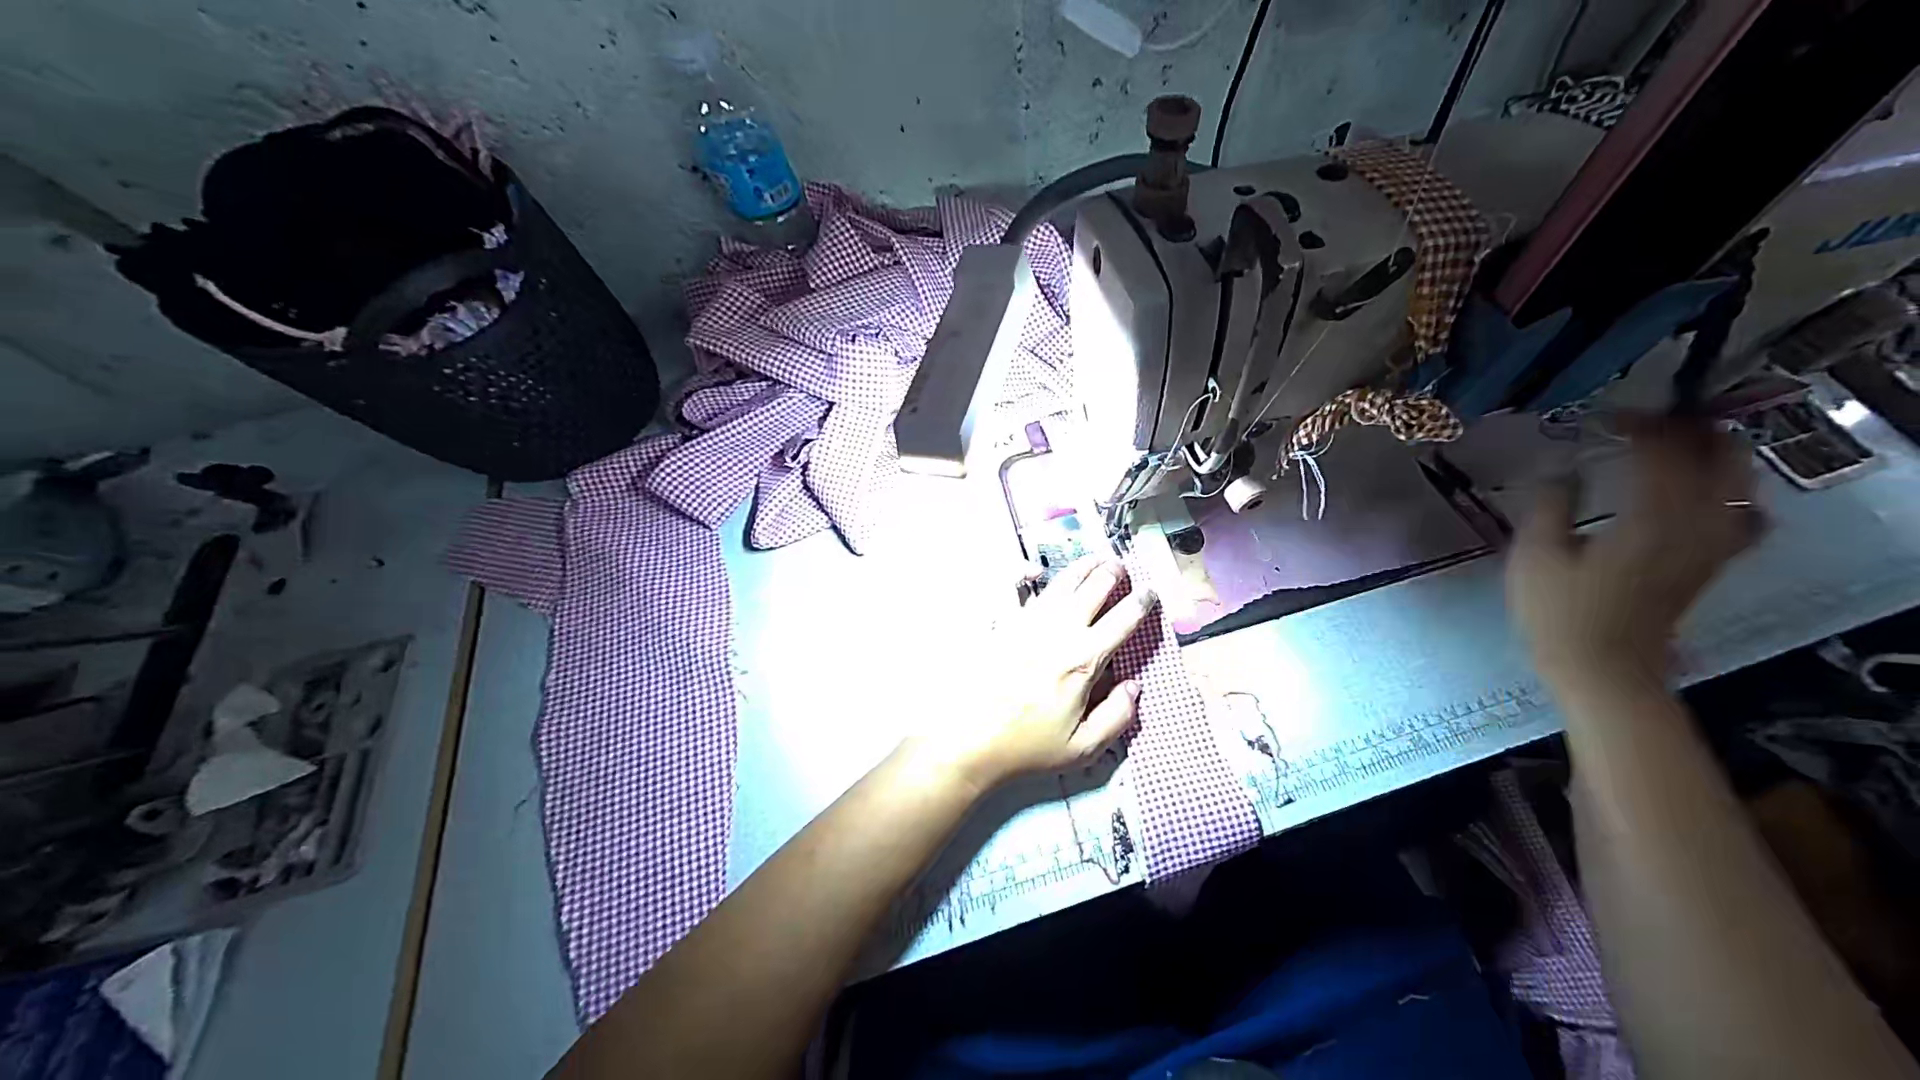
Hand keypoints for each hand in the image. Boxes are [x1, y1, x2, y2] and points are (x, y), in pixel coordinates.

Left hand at [915, 556, 1156, 793]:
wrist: (967, 739)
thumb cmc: (1024, 747)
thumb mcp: (1082, 748)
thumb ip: (1116, 717)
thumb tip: (1133, 688)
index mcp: (1082, 661)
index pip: (1122, 621)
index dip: (1141, 602)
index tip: (1149, 592)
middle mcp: (1057, 632)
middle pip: (1092, 589)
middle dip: (1111, 573)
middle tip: (1120, 567)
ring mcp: (1026, 623)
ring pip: (1060, 583)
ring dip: (1081, 567)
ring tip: (1094, 559)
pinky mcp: (1000, 624)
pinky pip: (1013, 589)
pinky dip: (1024, 573)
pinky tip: (1033, 569)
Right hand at [1507, 416, 1762, 686]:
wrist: (1603, 668)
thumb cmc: (1559, 613)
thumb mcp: (1533, 556)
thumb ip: (1548, 506)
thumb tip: (1561, 471)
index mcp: (1653, 517)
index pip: (1662, 450)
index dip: (1638, 424)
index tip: (1603, 417)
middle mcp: (1698, 523)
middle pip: (1719, 456)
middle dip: (1687, 431)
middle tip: (1645, 424)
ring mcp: (1713, 544)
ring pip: (1739, 481)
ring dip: (1711, 454)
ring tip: (1672, 446)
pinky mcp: (1712, 561)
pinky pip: (1741, 513)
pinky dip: (1727, 492)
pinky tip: (1699, 494)